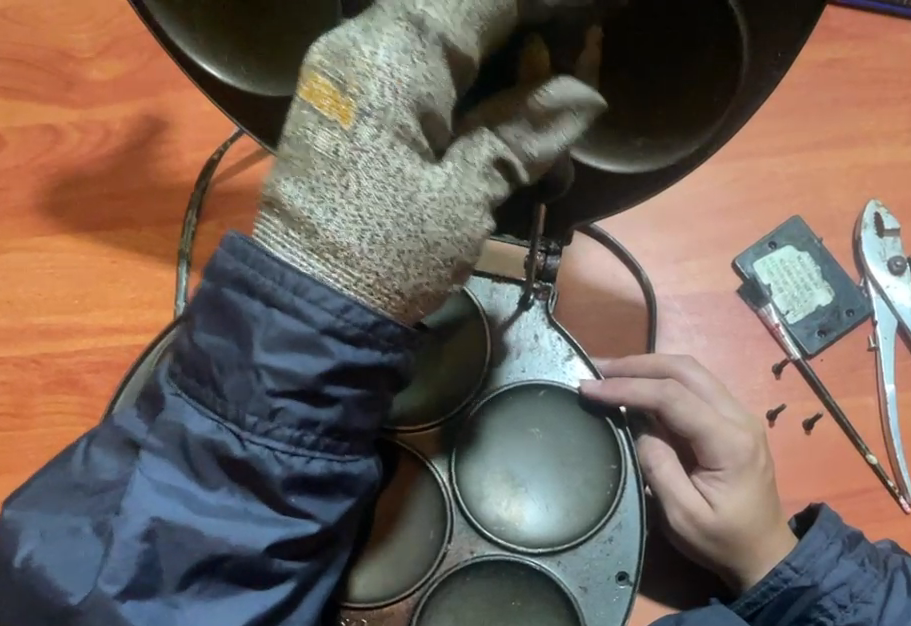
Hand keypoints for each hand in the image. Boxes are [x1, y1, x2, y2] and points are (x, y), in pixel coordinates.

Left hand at [253, 1, 605, 325]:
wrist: (311, 311)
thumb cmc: (389, 255)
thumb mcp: (465, 198)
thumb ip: (522, 135)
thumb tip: (586, 95)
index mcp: (394, 53)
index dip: (552, 5)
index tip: (599, 16)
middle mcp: (367, 46)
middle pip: (466, 21)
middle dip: (529, 53)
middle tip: (574, 96)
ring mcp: (354, 81)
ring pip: (447, 58)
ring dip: (504, 93)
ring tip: (549, 148)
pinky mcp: (353, 116)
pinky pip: (422, 89)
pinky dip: (468, 112)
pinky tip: (508, 155)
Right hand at [579, 354, 795, 593]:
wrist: (763, 552)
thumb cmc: (723, 540)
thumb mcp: (683, 516)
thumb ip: (659, 469)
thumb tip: (638, 430)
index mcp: (730, 442)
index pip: (673, 397)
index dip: (628, 388)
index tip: (590, 388)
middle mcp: (740, 417)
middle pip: (685, 371)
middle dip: (636, 366)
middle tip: (595, 370)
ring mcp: (739, 415)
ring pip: (691, 373)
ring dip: (648, 369)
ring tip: (609, 374)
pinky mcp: (731, 421)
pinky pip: (695, 388)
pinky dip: (662, 381)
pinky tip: (636, 388)